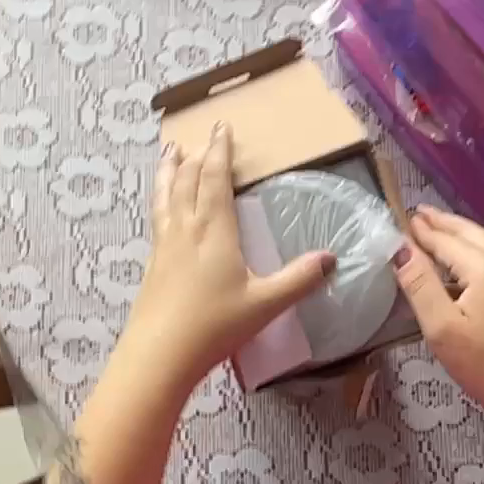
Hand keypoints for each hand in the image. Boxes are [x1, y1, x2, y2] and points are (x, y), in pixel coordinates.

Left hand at [120, 122, 334, 388]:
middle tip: (197, 138)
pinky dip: (160, 200)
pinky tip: (162, 209)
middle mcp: (186, 229)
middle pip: (186, 181)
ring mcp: (164, 246)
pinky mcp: (152, 264)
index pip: (214, 179)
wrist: (160, 354)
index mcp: (214, 231)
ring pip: (165, 196)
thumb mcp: (265, 304)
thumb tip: (332, 258)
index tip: (221, 129)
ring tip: (168, 154)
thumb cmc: (214, 325)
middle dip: (194, 156)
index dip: (219, 152)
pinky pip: (157, 218)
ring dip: (168, 172)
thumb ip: (299, 279)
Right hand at [391, 205, 483, 432]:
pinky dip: (474, 248)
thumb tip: (400, 249)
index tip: (399, 218)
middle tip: (417, 214)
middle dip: (442, 222)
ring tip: (436, 228)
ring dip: (459, 233)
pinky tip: (463, 259)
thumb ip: (419, 285)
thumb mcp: (442, 328)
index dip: (420, 231)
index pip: (445, 240)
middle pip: (469, 233)